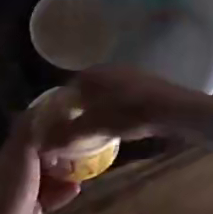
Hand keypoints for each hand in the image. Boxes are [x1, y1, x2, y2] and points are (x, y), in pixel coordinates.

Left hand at [0, 127, 80, 213]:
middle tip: (77, 149)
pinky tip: (76, 190)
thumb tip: (40, 108)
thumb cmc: (15, 191)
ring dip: (62, 173)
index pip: (24, 136)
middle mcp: (8, 175)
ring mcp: (17, 196)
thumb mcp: (23, 155)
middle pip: (36, 157)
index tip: (65, 123)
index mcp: (4, 158)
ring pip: (44, 177)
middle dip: (56, 152)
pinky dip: (61, 192)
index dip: (44, 128)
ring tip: (80, 171)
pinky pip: (48, 197)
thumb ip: (31, 132)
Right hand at [42, 66, 205, 152]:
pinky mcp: (143, 80)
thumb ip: (65, 135)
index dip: (61, 113)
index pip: (66, 92)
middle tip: (80, 134)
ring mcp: (126, 72)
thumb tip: (41, 145)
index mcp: (89, 74)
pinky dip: (116, 107)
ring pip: (104, 93)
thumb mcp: (93, 128)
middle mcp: (105, 68)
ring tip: (100, 131)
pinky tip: (122, 123)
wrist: (170, 107)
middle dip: (80, 111)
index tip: (61, 130)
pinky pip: (121, 94)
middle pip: (85, 92)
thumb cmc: (128, 114)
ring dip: (99, 110)